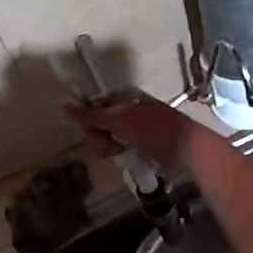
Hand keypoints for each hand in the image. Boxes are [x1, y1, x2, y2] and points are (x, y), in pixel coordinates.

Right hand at [62, 90, 202, 170]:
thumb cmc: (155, 132)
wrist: (190, 150)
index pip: (92, 107)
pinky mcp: (143, 140)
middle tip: (112, 148)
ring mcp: (135, 124)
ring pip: (108, 135)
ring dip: (109, 146)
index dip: (89, 124)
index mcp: (123, 97)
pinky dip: (120, 150)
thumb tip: (63, 106)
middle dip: (99, 137)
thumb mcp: (120, 122)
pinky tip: (127, 155)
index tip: (95, 136)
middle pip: (98, 122)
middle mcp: (128, 107)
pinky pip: (121, 143)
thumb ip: (91, 116)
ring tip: (121, 152)